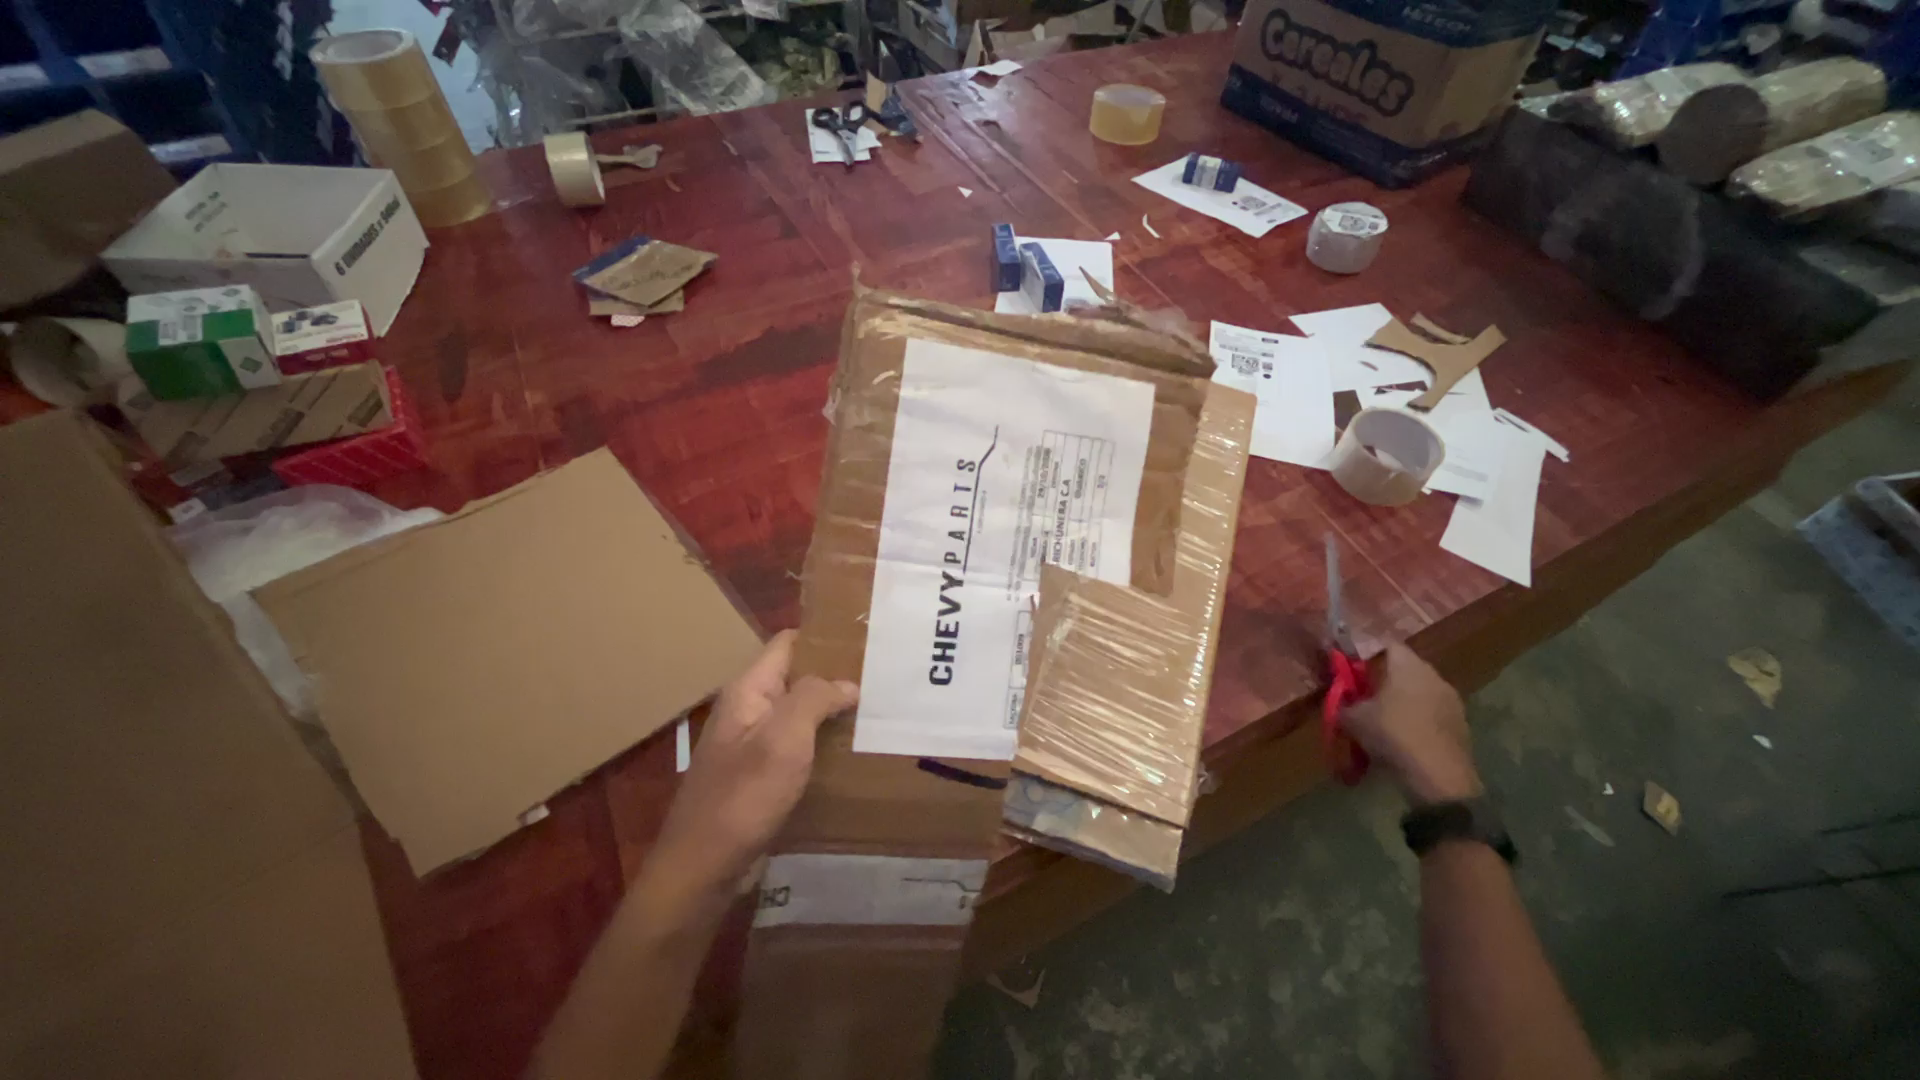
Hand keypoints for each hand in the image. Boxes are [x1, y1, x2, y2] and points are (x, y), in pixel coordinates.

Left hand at [649, 630, 857, 894]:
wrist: (703, 867)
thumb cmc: (742, 797)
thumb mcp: (782, 739)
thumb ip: (814, 698)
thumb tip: (847, 683)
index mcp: (748, 691)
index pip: (788, 643)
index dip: (824, 636)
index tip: (867, 639)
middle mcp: (748, 711)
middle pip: (797, 678)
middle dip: (836, 676)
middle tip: (884, 679)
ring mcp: (753, 746)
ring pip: (800, 716)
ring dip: (833, 714)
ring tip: (877, 714)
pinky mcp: (761, 777)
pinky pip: (797, 749)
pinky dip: (823, 747)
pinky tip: (852, 756)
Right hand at [1340, 644, 1480, 806]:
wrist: (1439, 777)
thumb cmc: (1392, 734)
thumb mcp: (1352, 719)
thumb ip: (1344, 703)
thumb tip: (1343, 702)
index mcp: (1408, 666)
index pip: (1386, 646)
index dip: (1366, 656)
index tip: (1352, 672)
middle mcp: (1433, 676)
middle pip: (1404, 670)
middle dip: (1383, 682)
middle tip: (1364, 699)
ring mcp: (1451, 700)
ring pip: (1419, 693)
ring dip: (1401, 703)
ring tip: (1382, 724)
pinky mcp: (1461, 724)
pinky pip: (1431, 714)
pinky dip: (1416, 722)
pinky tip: (1403, 741)